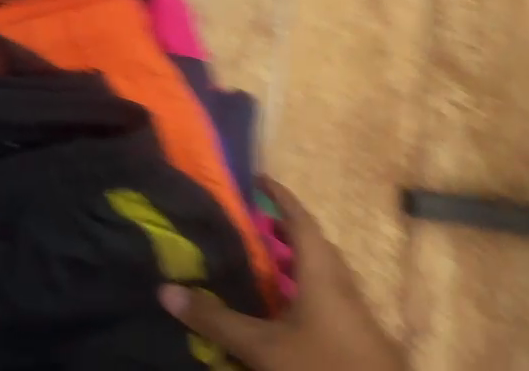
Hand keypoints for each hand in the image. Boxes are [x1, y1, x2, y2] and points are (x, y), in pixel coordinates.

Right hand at [160, 178, 405, 370]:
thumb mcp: (264, 350)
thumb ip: (216, 320)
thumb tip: (165, 291)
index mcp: (323, 277)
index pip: (301, 222)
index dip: (280, 197)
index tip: (257, 178)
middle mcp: (345, 290)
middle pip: (317, 247)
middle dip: (286, 231)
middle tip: (251, 224)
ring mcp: (359, 321)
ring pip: (326, 277)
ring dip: (297, 264)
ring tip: (264, 265)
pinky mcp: (364, 347)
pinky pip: (331, 303)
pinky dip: (306, 294)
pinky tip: (286, 317)